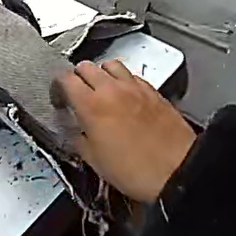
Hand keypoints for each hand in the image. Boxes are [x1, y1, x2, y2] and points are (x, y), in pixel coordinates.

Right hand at [55, 59, 195, 202]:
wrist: (177, 171)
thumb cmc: (137, 170)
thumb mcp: (94, 161)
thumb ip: (78, 139)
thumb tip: (73, 132)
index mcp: (91, 105)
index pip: (65, 78)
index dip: (58, 87)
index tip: (59, 98)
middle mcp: (112, 90)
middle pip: (86, 66)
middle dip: (78, 78)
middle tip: (77, 95)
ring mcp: (135, 88)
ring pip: (111, 65)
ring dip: (102, 75)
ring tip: (101, 92)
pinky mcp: (153, 92)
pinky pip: (132, 76)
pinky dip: (124, 82)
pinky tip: (125, 98)